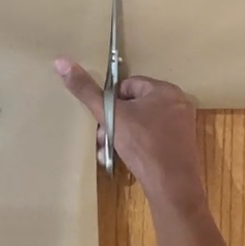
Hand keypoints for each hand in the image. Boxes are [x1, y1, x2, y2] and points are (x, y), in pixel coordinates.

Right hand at [55, 58, 203, 206]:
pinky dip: (140, 144)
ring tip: (111, 150)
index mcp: (165, 90)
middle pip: (136, 105)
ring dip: (124, 134)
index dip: (111, 102)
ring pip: (144, 122)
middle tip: (103, 137)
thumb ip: (86, 91)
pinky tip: (128, 158)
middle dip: (116, 121)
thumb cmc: (142, 144)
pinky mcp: (183, 145)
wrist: (171, 184)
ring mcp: (183, 125)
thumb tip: (61, 61)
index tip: (103, 119)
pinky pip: (155, 137)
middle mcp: (178, 103)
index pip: (129, 86)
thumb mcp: (111, 116)